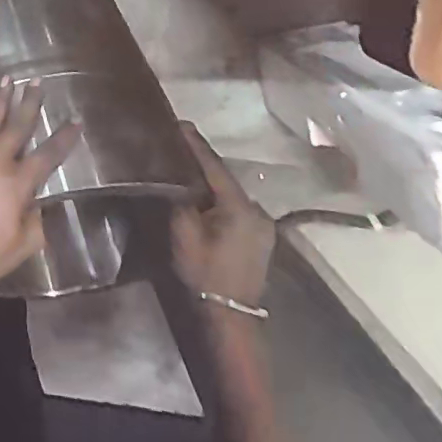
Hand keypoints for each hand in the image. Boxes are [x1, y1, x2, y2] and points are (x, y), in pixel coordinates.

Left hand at [0, 78, 82, 293]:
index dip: (64, 138)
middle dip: (30, 102)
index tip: (76, 121)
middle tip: (37, 82)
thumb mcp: (28, 239)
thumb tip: (35, 198)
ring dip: (0, 99)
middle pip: (18, 126)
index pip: (48, 154)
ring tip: (7, 79)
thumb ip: (37, 214)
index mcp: (19, 183)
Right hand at [172, 123, 275, 308]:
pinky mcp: (261, 239)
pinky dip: (221, 202)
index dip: (196, 145)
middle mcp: (258, 210)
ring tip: (190, 174)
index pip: (214, 167)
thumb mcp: (184, 235)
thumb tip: (177, 181)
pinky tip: (207, 203)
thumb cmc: (204, 274)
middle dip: (203, 165)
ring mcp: (264, 226)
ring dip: (212, 185)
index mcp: (239, 206)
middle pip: (225, 179)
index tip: (180, 124)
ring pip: (232, 195)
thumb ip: (181, 202)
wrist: (230, 316)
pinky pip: (238, 210)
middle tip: (180, 149)